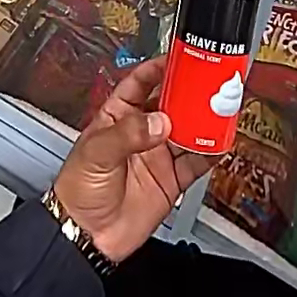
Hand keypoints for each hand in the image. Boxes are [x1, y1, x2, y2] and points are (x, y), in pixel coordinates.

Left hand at [51, 57, 214, 262]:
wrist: (86, 237)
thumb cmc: (78, 190)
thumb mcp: (96, 153)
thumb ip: (128, 135)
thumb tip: (159, 123)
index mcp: (119, 115)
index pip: (141, 82)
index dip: (158, 68)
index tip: (177, 59)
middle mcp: (142, 131)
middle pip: (171, 103)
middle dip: (189, 91)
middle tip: (207, 83)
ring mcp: (158, 154)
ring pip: (188, 129)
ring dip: (203, 120)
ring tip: (218, 109)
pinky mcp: (171, 179)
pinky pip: (196, 161)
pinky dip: (209, 152)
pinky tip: (218, 143)